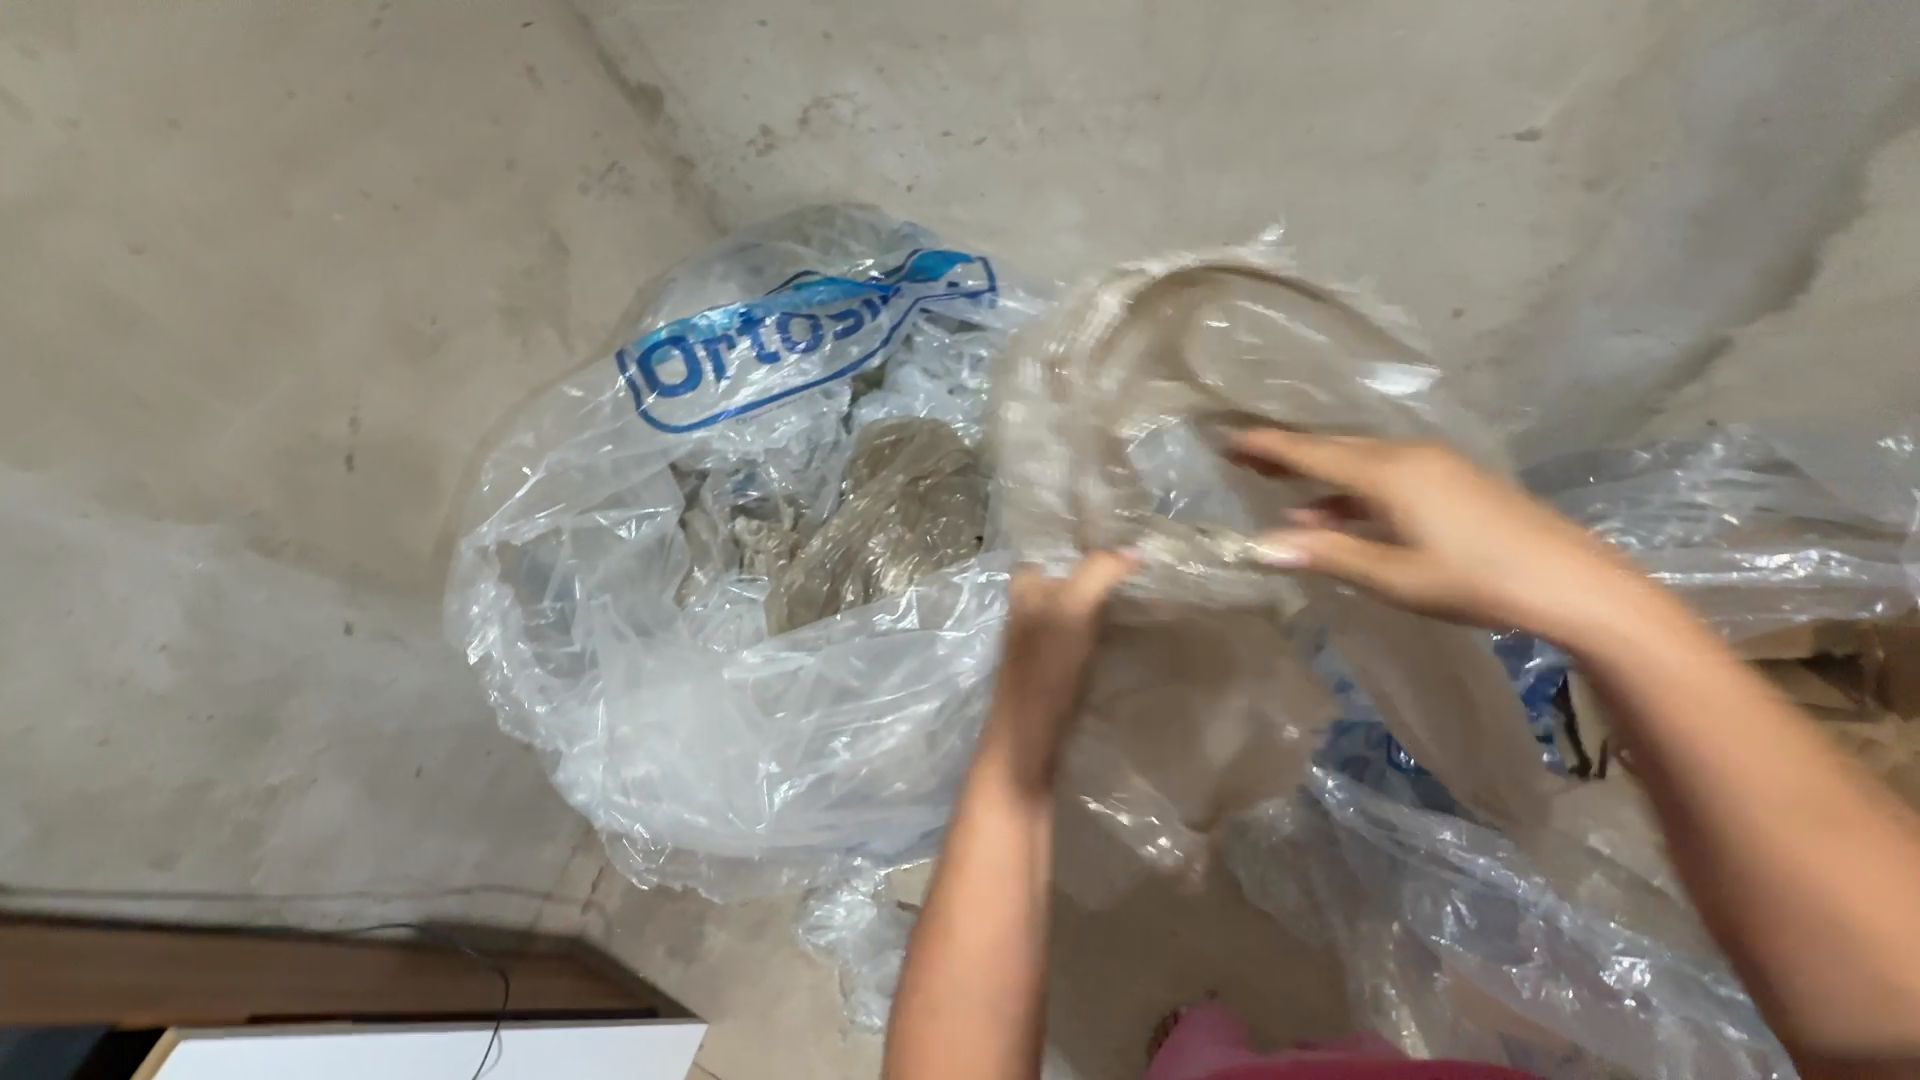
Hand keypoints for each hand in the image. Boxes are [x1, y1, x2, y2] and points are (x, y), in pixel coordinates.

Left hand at [983, 552, 1135, 780]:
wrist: (1029, 743)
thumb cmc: (1044, 670)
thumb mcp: (1071, 609)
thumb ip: (1097, 573)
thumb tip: (1135, 550)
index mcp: (1022, 592)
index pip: (1048, 552)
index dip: (1078, 543)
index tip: (1120, 535)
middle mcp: (1028, 613)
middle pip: (1063, 580)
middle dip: (1096, 572)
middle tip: (1143, 566)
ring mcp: (1041, 646)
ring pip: (1075, 610)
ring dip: (1104, 602)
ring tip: (1148, 594)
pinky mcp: (1057, 674)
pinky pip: (1084, 640)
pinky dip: (1105, 633)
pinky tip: (1133, 634)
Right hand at [1229, 429, 1651, 643]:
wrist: (1573, 583)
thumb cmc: (1476, 581)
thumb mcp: (1393, 576)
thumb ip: (1327, 555)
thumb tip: (1260, 546)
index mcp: (1388, 473)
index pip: (1312, 453)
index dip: (1267, 447)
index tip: (1229, 440)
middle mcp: (1408, 456)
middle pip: (1335, 448)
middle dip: (1289, 454)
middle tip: (1246, 460)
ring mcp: (1436, 464)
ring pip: (1361, 461)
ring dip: (1321, 478)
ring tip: (1286, 501)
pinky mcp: (1454, 480)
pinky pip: (1385, 473)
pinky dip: (1353, 489)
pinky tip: (1342, 515)